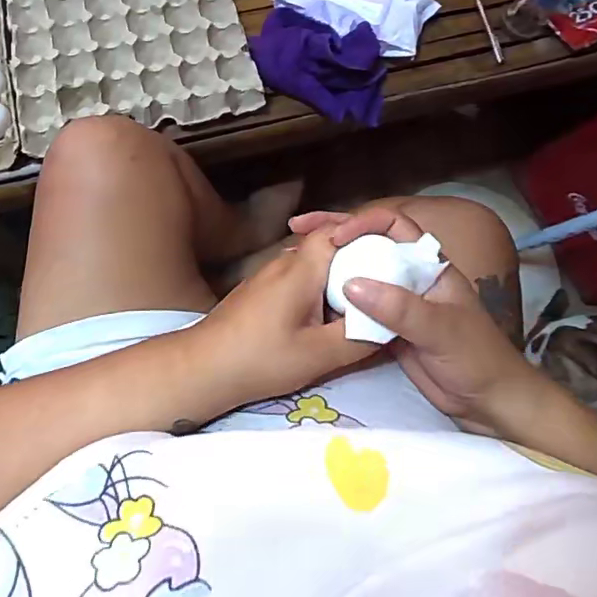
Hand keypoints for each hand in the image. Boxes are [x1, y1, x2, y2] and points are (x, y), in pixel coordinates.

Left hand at [190, 225, 378, 406]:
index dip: (365, 235)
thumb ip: (360, 335)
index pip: (335, 231)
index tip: (391, 253)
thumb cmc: (262, 358)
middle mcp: (282, 262)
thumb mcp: (320, 355)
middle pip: (325, 246)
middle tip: (385, 280)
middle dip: (355, 258)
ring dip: (334, 275)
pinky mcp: (258, 289)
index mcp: (300, 269)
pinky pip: (295, 277)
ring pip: (310, 263)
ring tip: (360, 299)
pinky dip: (315, 287)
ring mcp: (266, 274)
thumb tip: (391, 320)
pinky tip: (324, 313)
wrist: (204, 365)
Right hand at [296, 206, 550, 434]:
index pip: (392, 225)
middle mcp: (408, 274)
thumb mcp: (440, 329)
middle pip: (367, 241)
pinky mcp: (384, 324)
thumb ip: (399, 307)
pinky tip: (308, 293)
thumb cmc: (475, 358)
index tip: (335, 235)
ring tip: (293, 256)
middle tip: (298, 227)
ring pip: (356, 269)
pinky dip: (331, 293)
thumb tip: (350, 284)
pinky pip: (354, 301)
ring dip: (327, 260)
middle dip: (334, 230)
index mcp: (428, 264)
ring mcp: (395, 299)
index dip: (363, 223)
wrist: (488, 404)